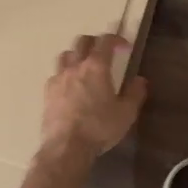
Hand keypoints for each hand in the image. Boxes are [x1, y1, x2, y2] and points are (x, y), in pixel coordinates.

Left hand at [41, 34, 147, 163]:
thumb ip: (135, 93)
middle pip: (82, 41)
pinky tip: (70, 86)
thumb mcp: (126, 113)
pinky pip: (56, 74)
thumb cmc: (99, 128)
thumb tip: (139, 80)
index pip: (105, 41)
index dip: (116, 39)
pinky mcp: (47, 92)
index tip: (124, 46)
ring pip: (66, 55)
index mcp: (96, 67)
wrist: (66, 147)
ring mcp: (58, 78)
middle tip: (104, 53)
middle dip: (95, 42)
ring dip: (77, 55)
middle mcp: (75, 66)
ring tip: (84, 66)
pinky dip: (65, 74)